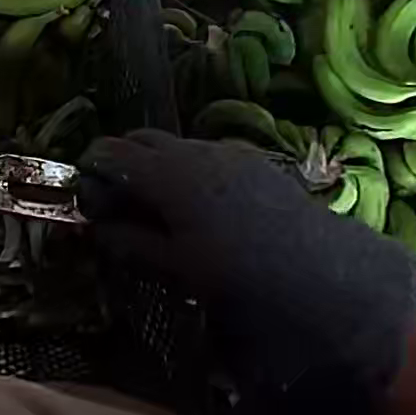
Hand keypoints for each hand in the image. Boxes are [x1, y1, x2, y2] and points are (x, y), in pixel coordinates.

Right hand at [78, 130, 415, 393]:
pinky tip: (198, 205)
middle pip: (140, 139)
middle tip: (117, 200)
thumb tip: (97, 228)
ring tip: (158, 206)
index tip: (86, 194)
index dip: (91, 168)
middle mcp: (192, 151)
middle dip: (121, 161)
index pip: (111, 152)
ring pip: (173, 145)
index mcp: (167, 175)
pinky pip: (202, 153)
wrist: (329, 274)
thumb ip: (131, 243)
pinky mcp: (250, 160)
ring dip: (154, 165)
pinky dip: (184, 168)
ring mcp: (224, 151)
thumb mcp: (178, 268)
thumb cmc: (242, 275)